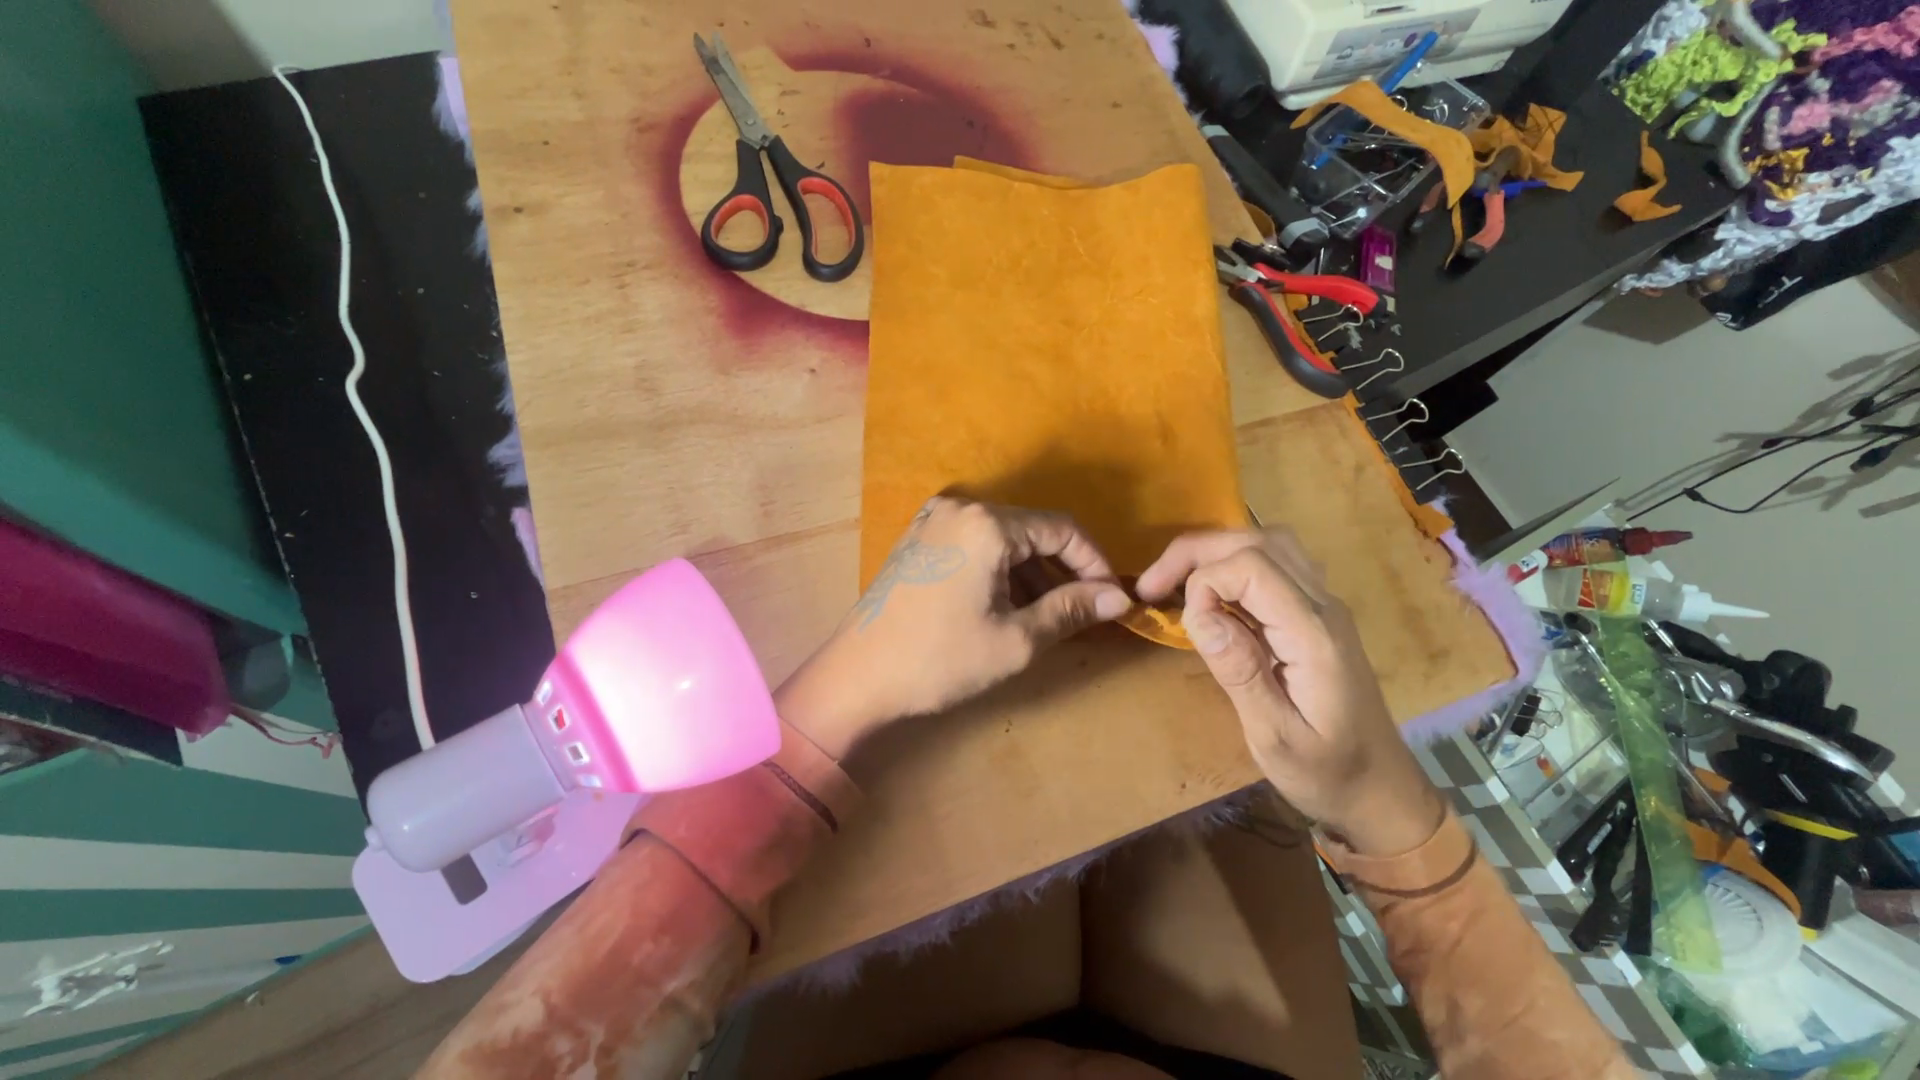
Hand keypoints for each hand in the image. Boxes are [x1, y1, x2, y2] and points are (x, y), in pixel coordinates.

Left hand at [778, 496, 1132, 757]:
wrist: (856, 676)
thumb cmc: (939, 660)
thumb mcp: (1015, 640)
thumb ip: (1071, 610)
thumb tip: (1121, 597)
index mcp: (986, 524)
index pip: (1062, 528)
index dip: (1095, 563)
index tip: (1112, 599)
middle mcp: (959, 508)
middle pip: (1032, 529)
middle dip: (1063, 570)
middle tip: (1082, 612)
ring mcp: (933, 520)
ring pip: (1004, 538)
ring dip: (1031, 572)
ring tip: (1046, 618)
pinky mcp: (918, 539)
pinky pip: (975, 544)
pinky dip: (999, 569)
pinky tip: (1006, 606)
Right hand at [1137, 529, 1442, 857]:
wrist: (1382, 792)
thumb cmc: (1326, 774)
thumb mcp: (1275, 738)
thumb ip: (1239, 673)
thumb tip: (1197, 614)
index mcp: (1313, 635)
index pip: (1252, 567)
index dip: (1202, 580)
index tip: (1173, 618)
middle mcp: (1324, 607)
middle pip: (1258, 542)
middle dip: (1197, 552)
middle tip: (1151, 585)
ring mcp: (1325, 607)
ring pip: (1270, 544)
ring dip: (1216, 552)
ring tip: (1175, 582)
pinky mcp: (1318, 616)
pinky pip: (1277, 565)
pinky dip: (1235, 565)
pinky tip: (1212, 595)